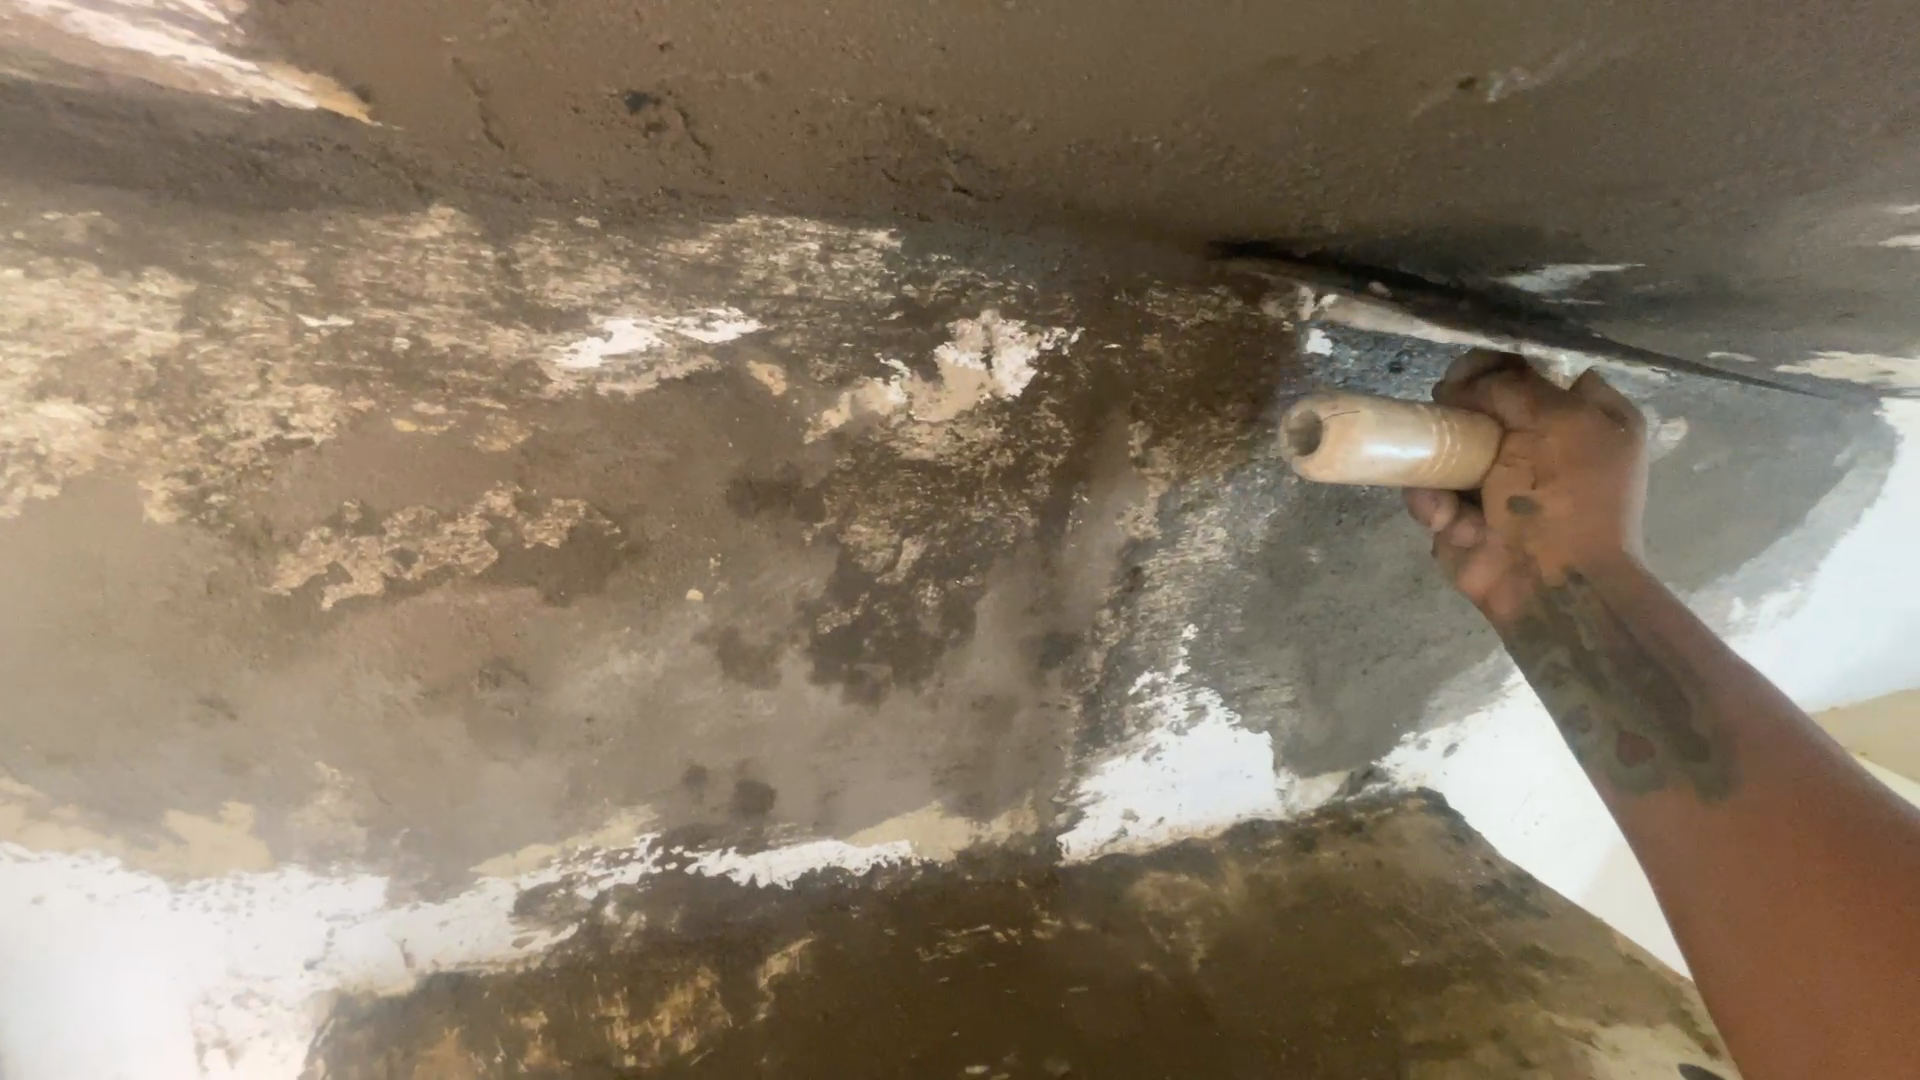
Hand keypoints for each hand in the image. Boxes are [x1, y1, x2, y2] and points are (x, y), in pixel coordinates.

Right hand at [1403, 350, 1649, 625]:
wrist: (1546, 582)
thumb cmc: (1569, 499)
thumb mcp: (1562, 424)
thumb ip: (1516, 387)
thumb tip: (1466, 382)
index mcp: (1584, 417)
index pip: (1535, 370)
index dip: (1497, 365)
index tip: (1467, 373)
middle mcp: (1538, 443)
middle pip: (1479, 404)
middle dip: (1454, 412)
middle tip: (1442, 414)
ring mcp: (1494, 478)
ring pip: (1443, 446)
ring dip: (1436, 464)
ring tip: (1446, 494)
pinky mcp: (1458, 510)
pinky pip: (1427, 490)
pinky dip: (1432, 503)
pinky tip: (1448, 521)